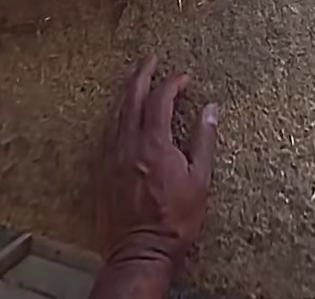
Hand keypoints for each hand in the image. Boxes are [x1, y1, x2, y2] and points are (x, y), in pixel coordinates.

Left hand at [97, 55, 219, 269]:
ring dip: (126, 89)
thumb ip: (204, 139)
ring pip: (116, 112)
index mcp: (154, 145)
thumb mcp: (199, 180)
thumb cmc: (174, 221)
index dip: (173, 83)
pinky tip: (119, 110)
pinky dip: (115, 113)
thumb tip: (211, 108)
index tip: (184, 78)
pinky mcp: (103, 172)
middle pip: (132, 98)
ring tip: (133, 74)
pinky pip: (107, 131)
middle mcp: (129, 145)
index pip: (161, 100)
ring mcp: (112, 158)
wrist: (139, 256)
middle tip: (150, 58)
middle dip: (142, 74)